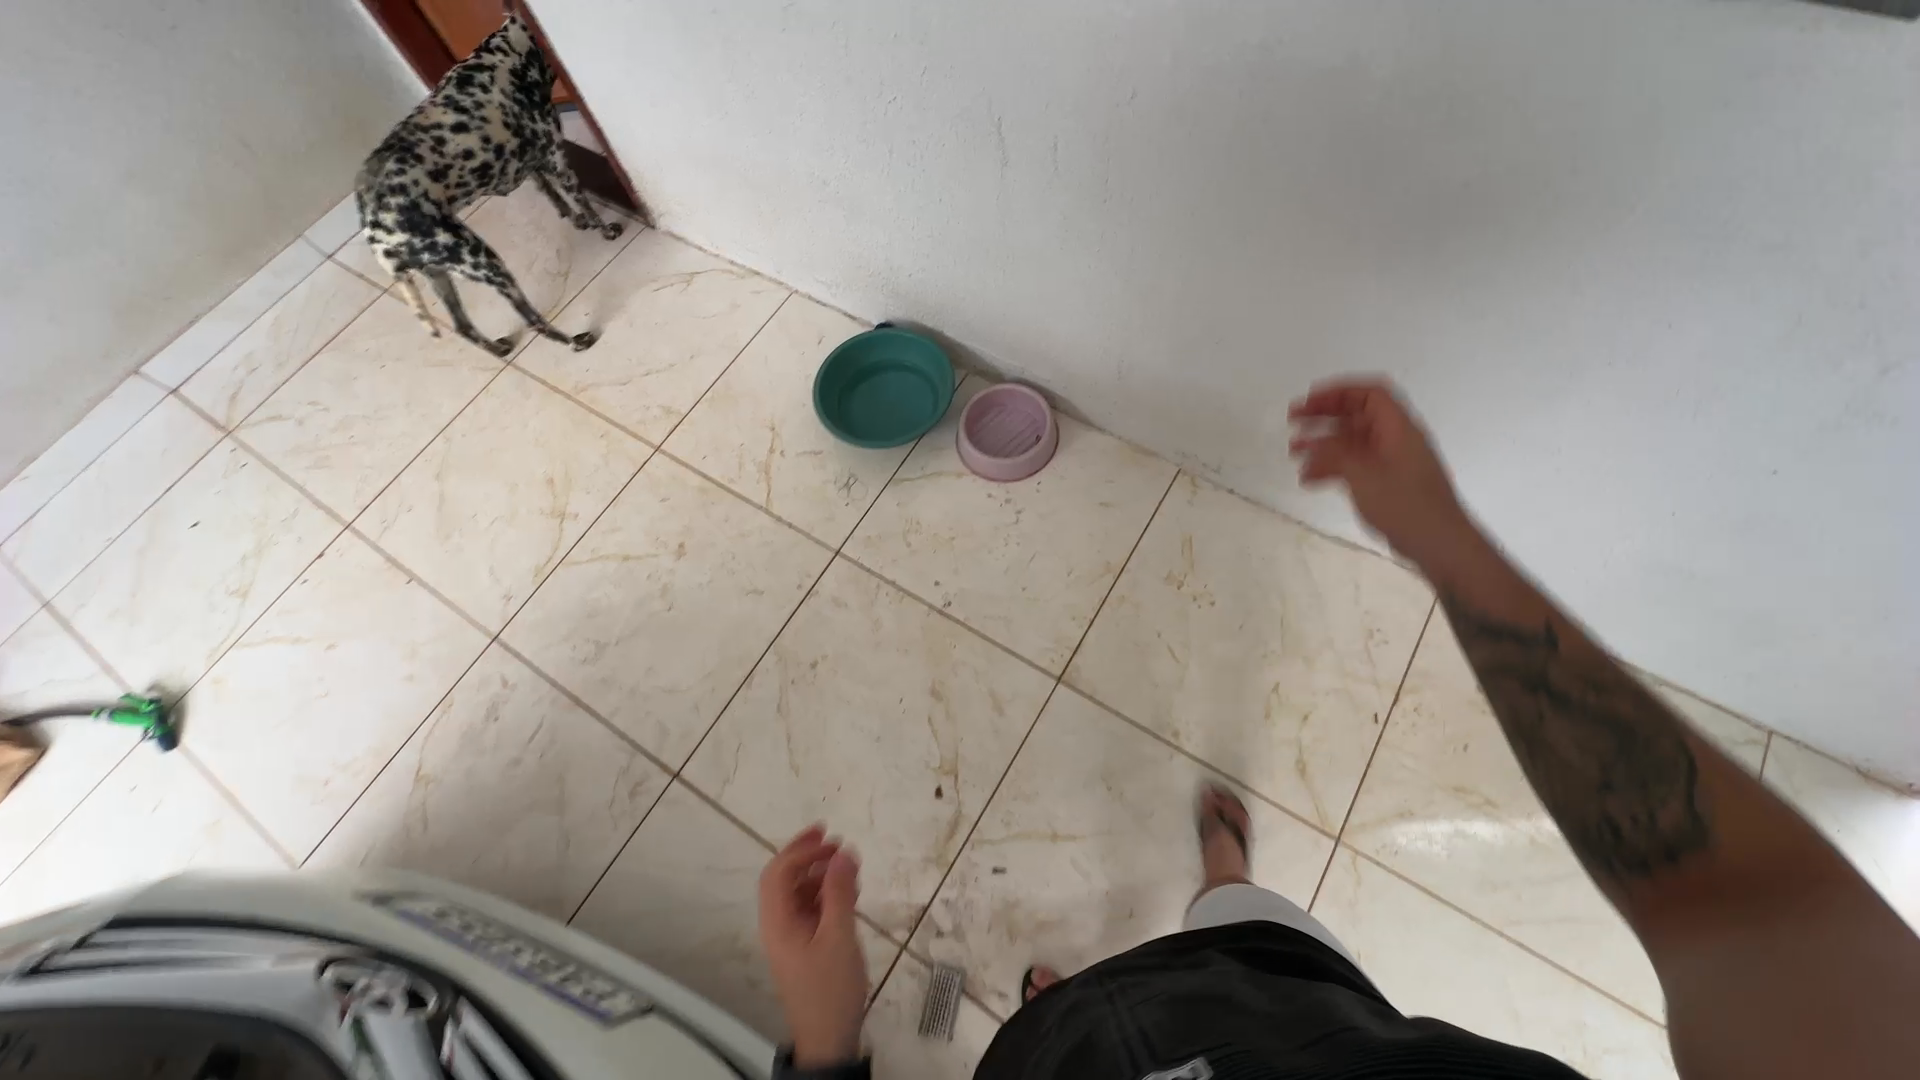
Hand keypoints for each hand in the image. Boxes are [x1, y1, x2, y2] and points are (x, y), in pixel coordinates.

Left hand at [758, 825, 869, 1067]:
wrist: (829, 1038)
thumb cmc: (831, 988)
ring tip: (849, 867)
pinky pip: (812, 907)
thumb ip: (839, 892)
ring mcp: (792, 935)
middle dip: (808, 855)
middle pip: (784, 878)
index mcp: (777, 922)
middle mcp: (779, 924)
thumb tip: (842, 853)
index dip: (802, 850)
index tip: (831, 839)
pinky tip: (850, 893)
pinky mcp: (806, 944)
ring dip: (821, 873)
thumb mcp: (839, 937)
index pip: (778, 873)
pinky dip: (828, 893)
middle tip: (835, 838)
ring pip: (800, 891)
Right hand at [1287, 377, 1475, 571]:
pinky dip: (1331, 467)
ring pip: (1352, 442)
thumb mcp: (1364, 475)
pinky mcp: (1387, 483)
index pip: (1369, 394)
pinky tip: (1311, 481)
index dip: (1338, 392)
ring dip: (1322, 444)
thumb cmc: (1406, 505)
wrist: (1440, 544)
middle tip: (1293, 422)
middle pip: (1357, 415)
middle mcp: (1396, 440)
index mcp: (1398, 429)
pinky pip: (1354, 465)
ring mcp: (1391, 462)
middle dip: (1323, 416)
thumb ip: (1335, 454)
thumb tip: (1313, 442)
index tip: (1308, 401)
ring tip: (1294, 454)